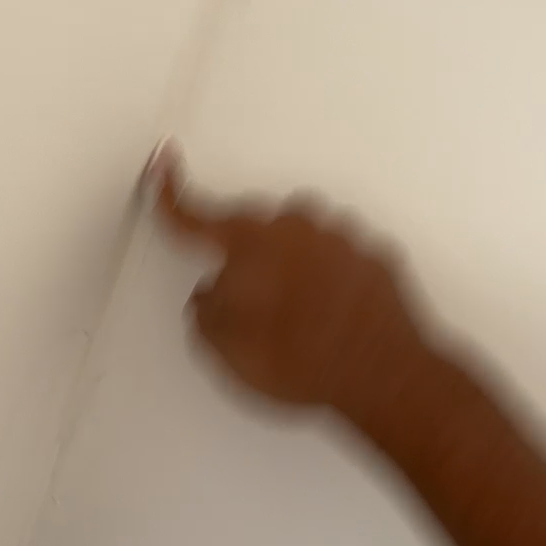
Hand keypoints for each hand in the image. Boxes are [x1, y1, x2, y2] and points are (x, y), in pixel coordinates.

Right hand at [151, 149, 433, 415]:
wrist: (382, 377)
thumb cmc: (301, 359)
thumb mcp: (222, 345)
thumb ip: (205, 307)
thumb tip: (212, 295)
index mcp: (251, 241)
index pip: (197, 216)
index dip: (171, 198)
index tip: (163, 169)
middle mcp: (298, 227)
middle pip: (254, 233)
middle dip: (244, 265)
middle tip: (249, 314)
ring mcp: (342, 239)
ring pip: (299, 245)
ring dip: (289, 275)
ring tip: (296, 326)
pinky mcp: (374, 259)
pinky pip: (337, 263)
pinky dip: (327, 284)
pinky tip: (326, 319)